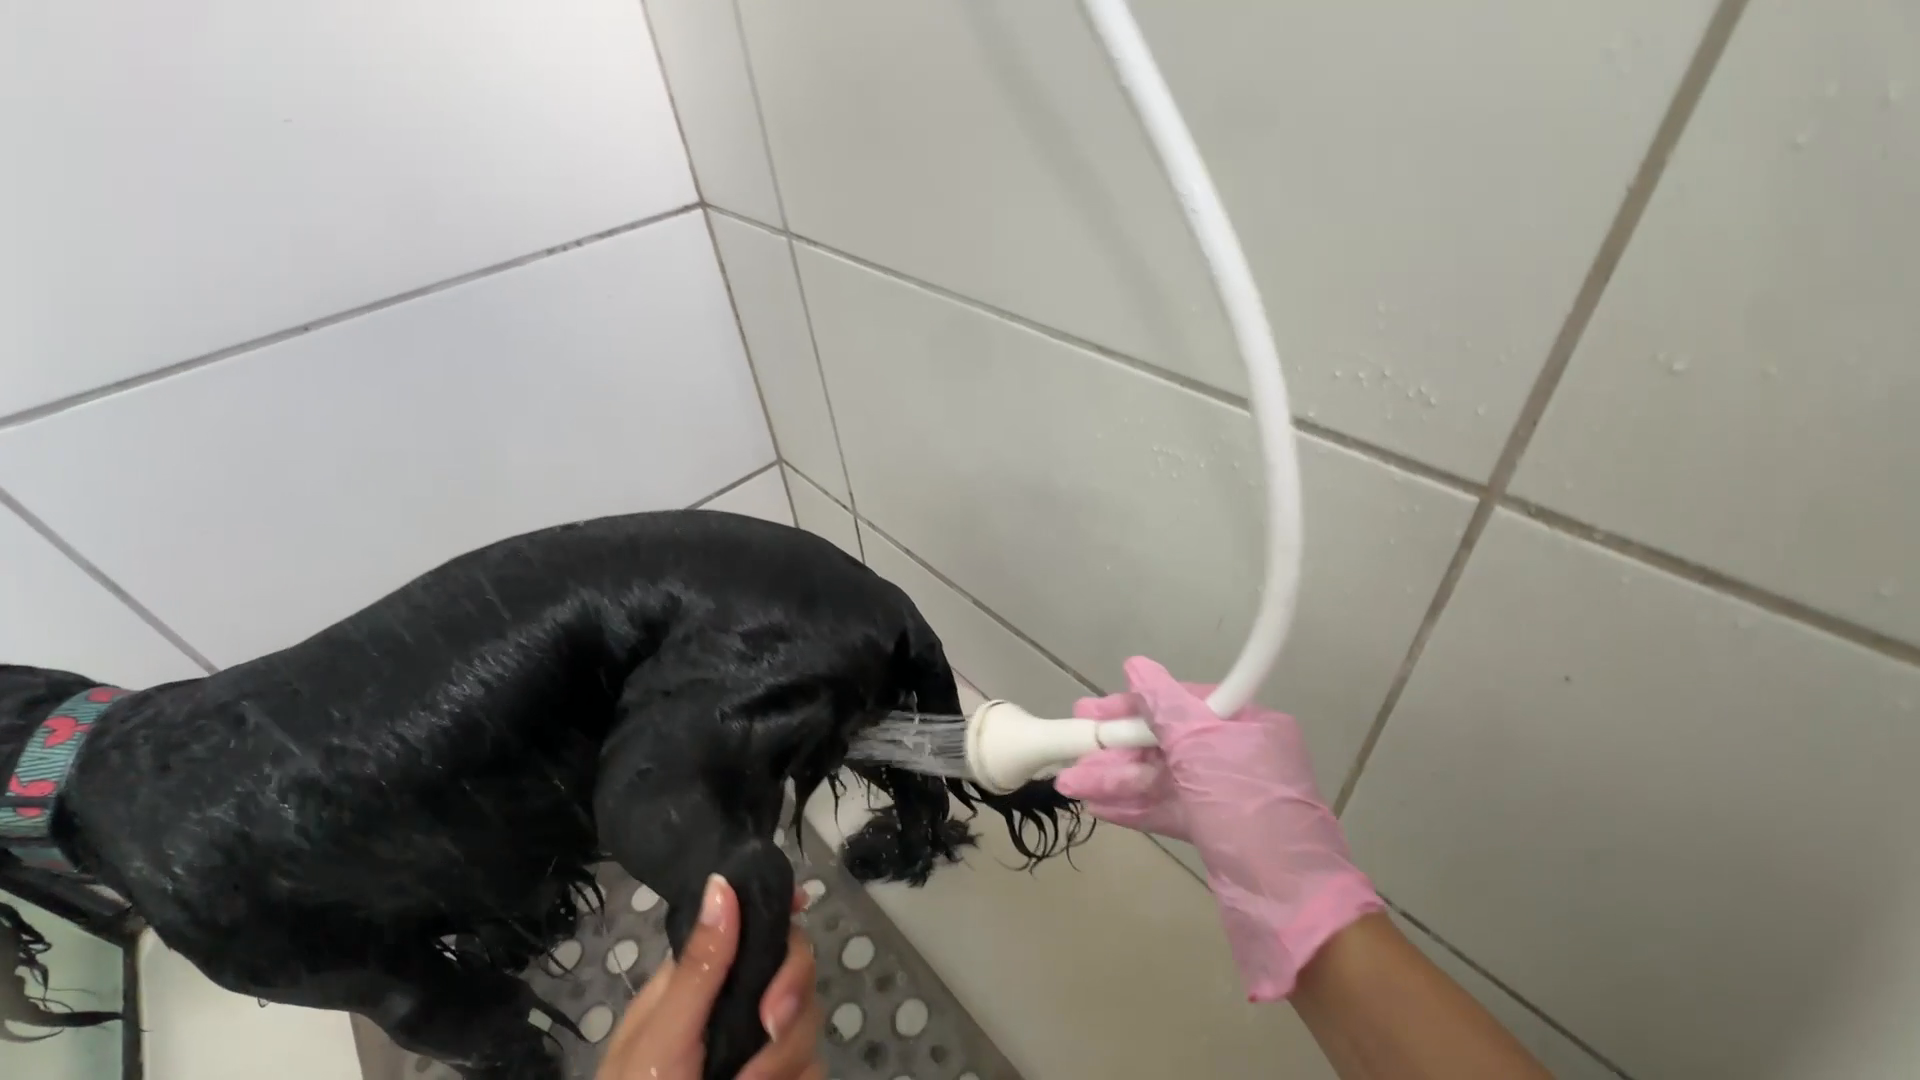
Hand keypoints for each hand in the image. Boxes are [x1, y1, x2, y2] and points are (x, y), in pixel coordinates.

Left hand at [595, 876, 824, 1079]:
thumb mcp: (660, 1040)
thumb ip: (701, 966)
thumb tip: (722, 880)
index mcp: (695, 985)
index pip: (746, 928)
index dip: (778, 910)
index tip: (802, 902)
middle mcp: (732, 1010)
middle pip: (791, 966)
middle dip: (790, 991)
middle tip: (769, 1024)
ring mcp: (758, 1053)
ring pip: (807, 1021)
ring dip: (782, 1057)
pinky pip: (813, 1068)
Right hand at [1054, 656, 1384, 1001]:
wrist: (1289, 900)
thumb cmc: (1245, 808)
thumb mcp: (1201, 747)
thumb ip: (1164, 706)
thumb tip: (1135, 666)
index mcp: (1245, 724)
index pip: (1179, 703)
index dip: (1132, 706)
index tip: (1092, 712)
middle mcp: (1235, 754)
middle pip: (1164, 742)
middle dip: (1116, 750)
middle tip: (1072, 751)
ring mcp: (1223, 795)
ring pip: (1160, 778)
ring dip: (1116, 780)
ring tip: (1070, 785)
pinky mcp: (1212, 829)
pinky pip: (1167, 808)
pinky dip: (1134, 806)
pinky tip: (1097, 807)